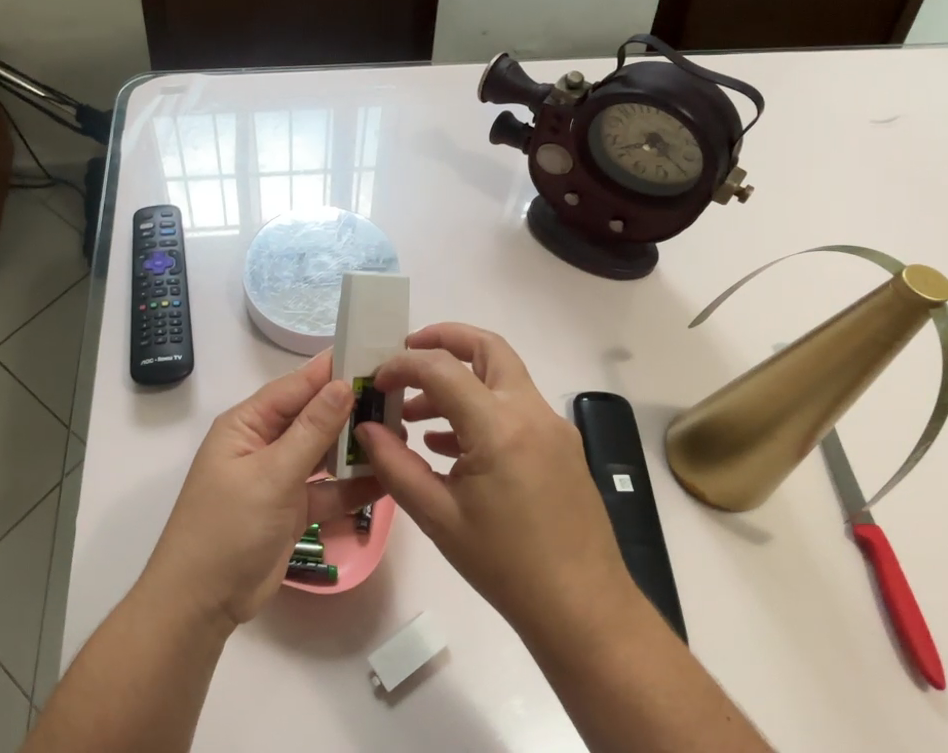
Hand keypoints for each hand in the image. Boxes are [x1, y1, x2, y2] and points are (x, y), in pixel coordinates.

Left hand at [137, 351, 382, 629]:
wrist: (202, 601)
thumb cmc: (228, 527)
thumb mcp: (272, 474)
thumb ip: (311, 431)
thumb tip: (342, 384)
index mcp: (247, 424)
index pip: (295, 386)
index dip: (332, 371)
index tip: (374, 353)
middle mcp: (264, 443)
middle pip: (313, 417)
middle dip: (352, 408)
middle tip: (401, 397)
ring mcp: (279, 477)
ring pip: (324, 452)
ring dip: (356, 446)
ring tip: (401, 432)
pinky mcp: (293, 509)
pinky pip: (328, 489)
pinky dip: (353, 485)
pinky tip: (388, 478)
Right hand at [355, 324, 632, 634]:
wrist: (583, 608)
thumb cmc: (505, 566)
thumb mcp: (437, 517)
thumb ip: (395, 465)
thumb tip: (365, 429)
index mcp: (499, 427)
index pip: (442, 368)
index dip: (402, 365)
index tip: (375, 381)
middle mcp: (531, 413)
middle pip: (488, 348)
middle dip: (443, 340)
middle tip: (404, 351)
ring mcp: (553, 428)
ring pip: (502, 377)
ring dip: (460, 379)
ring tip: (414, 413)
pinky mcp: (562, 447)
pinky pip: (515, 408)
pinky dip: (480, 407)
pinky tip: (447, 444)